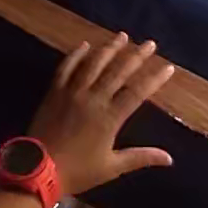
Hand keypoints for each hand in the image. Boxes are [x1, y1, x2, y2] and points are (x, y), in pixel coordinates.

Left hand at [28, 34, 175, 194]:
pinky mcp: (55, 91)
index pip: (137, 93)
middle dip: (136, 56)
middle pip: (118, 72)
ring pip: (93, 64)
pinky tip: (85, 45)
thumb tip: (169, 158)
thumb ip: (140, 157)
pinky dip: (76, 55)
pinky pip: (66, 67)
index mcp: (109, 117)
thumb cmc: (78, 170)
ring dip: (109, 49)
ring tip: (122, 36)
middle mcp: (93, 98)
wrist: (38, 168)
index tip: (168, 67)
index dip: (154, 79)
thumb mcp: (112, 167)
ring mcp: (72, 92)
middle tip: (149, 43)